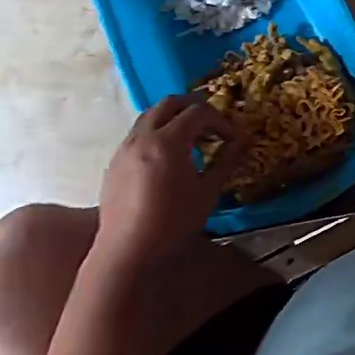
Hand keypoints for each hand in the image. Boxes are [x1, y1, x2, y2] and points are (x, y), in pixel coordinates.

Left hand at [91, 95, 243, 270]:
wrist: (128, 251)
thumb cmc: (173, 223)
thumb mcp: (207, 192)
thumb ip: (224, 162)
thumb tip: (239, 144)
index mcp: (167, 142)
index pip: (198, 113)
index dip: (221, 121)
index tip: (234, 138)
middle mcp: (142, 136)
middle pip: (170, 103)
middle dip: (195, 108)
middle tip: (213, 125)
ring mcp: (125, 147)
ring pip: (150, 115)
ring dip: (174, 118)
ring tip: (192, 140)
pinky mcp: (115, 161)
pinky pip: (138, 133)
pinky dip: (157, 132)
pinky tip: (169, 158)